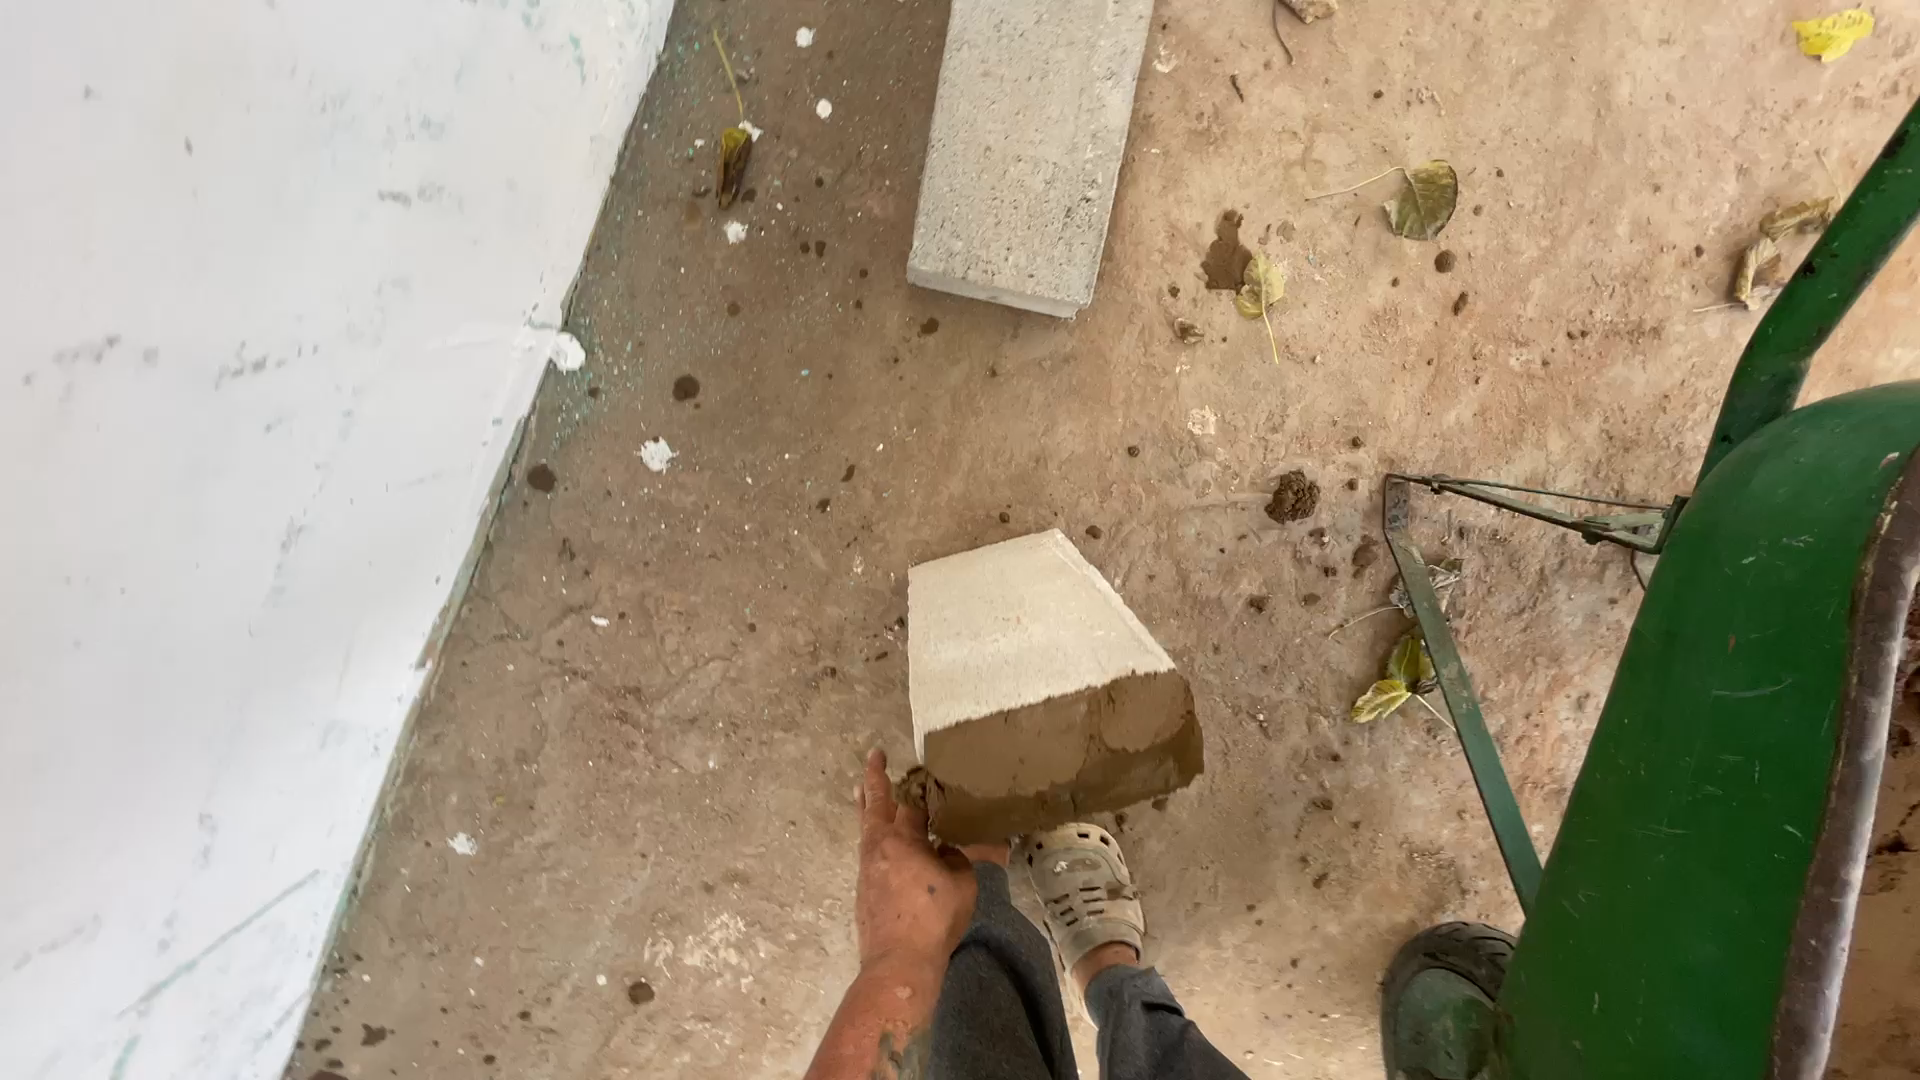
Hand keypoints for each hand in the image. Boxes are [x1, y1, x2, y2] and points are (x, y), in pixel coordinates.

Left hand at [855, 748, 976, 971]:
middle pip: (876, 803)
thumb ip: (958, 857)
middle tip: (874, 755)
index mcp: (904, 839)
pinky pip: (867, 849)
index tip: (923, 768)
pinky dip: (871, 834)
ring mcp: (867, 867)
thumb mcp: (963, 883)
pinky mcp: (863, 888)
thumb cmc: (933, 919)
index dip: (921, 785)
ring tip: (862, 790)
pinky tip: (878, 841)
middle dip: (875, 777)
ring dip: (866, 804)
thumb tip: (949, 848)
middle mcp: (880, 846)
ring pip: (866, 826)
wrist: (898, 963)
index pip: (912, 802)